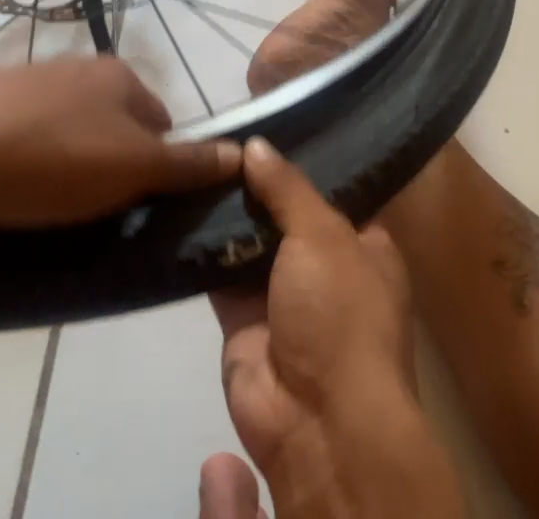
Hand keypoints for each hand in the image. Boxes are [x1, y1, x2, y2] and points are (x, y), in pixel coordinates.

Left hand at [0, 57, 239, 232]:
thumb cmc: (53, 161)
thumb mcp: (134, 169)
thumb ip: (188, 162)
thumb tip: (241, 152)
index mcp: (117, 75)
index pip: (160, 117)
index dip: (159, 159)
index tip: (141, 196)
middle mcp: (71, 66)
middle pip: (109, 118)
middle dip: (109, 155)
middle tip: (95, 203)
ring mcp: (17, 78)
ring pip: (59, 123)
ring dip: (62, 155)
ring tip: (45, 201)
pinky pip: (10, 133)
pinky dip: (15, 156)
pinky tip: (0, 188)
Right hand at [204, 139, 464, 518]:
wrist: (318, 417)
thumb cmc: (341, 312)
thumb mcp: (324, 236)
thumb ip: (289, 190)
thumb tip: (258, 146)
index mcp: (365, 244)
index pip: (334, 191)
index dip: (303, 161)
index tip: (268, 121)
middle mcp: (326, 266)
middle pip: (286, 215)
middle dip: (256, 184)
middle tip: (216, 135)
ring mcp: (282, 295)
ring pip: (249, 244)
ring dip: (225, 215)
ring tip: (191, 162)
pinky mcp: (242, 322)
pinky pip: (218, 277)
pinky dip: (200, 252)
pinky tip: (173, 210)